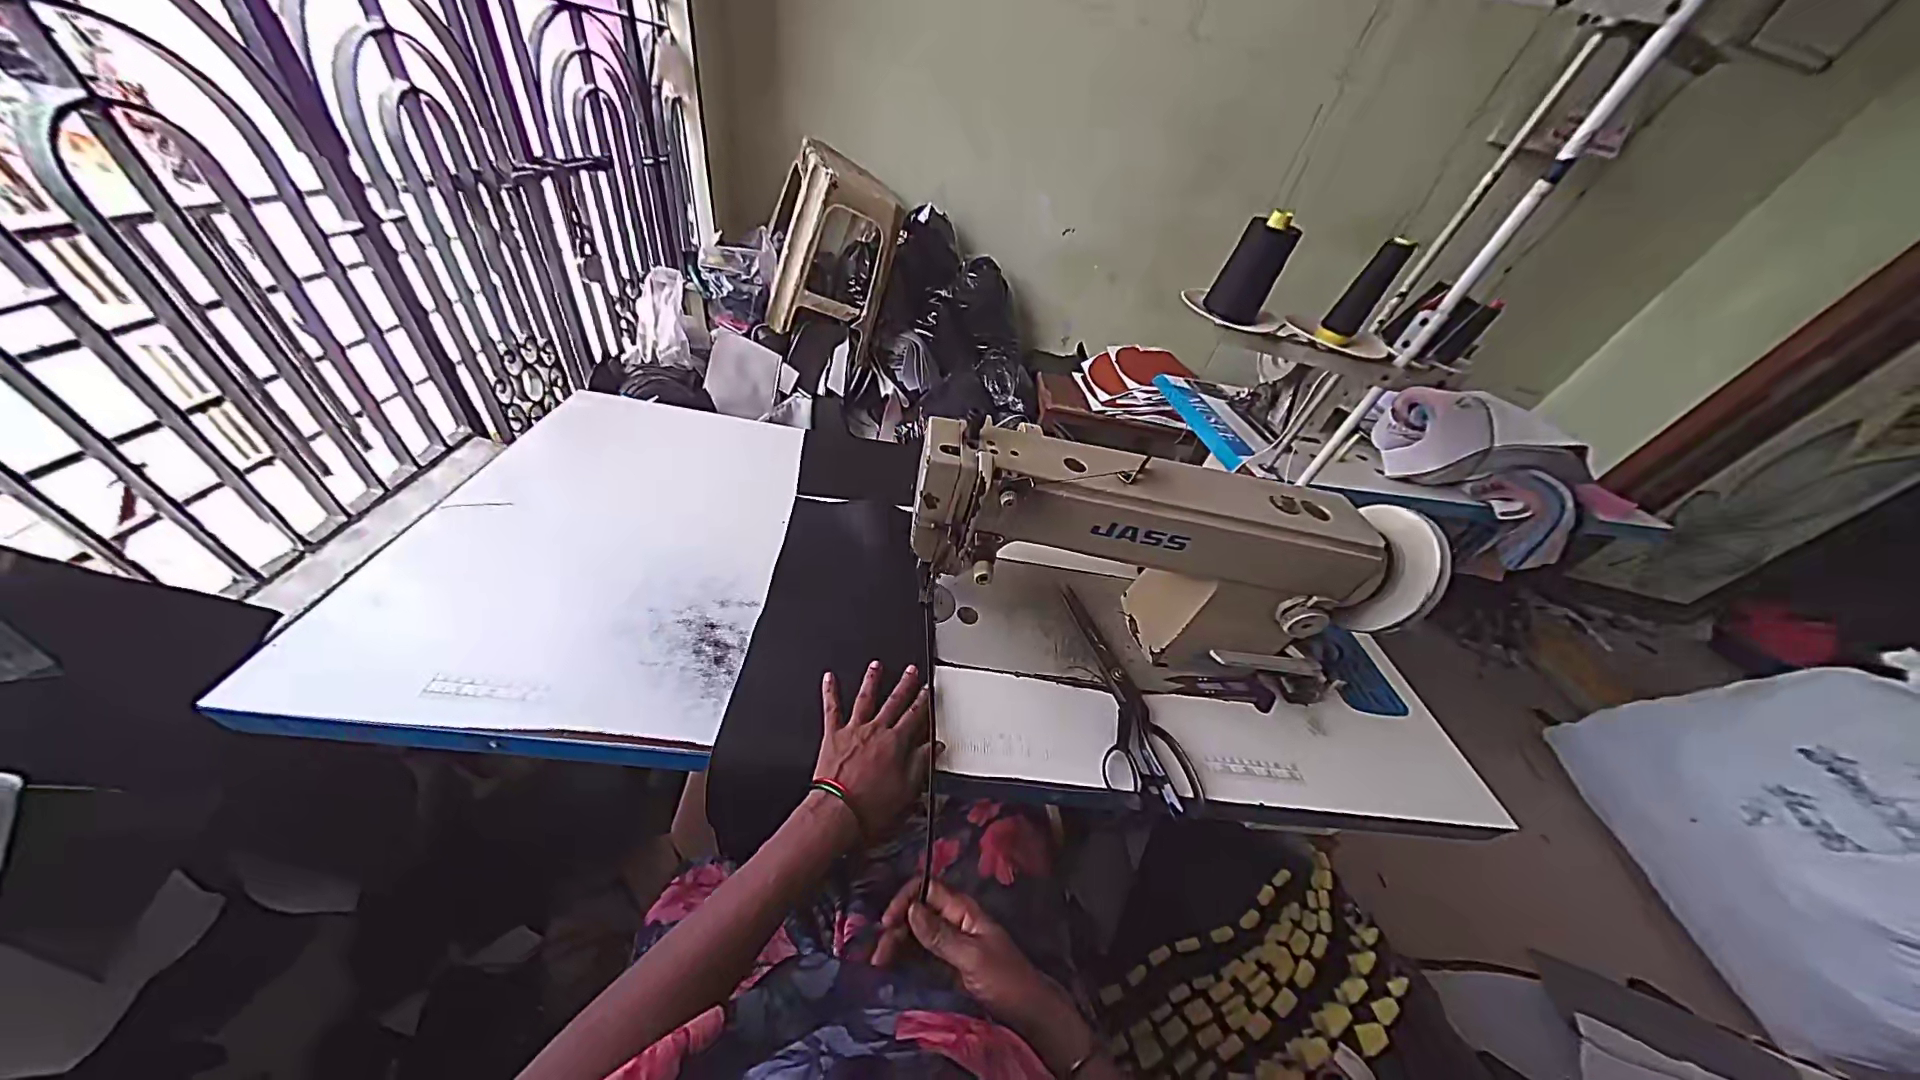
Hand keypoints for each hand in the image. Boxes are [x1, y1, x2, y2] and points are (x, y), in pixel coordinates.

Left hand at [814, 661, 931, 839]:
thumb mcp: (908, 788)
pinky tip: (828, 678)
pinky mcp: (833, 736)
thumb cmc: (871, 806)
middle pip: (894, 701)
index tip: (927, 691)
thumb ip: (922, 763)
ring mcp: (854, 730)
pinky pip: (832, 709)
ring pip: (865, 698)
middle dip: (905, 684)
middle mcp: (876, 731)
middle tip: (911, 670)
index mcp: (896, 743)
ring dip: (872, 680)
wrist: (839, 812)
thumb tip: (934, 747)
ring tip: (876, 666)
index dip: (923, 702)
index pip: (915, 716)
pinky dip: (829, 692)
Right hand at [873, 878, 1094, 1073]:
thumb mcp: (972, 955)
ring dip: (895, 944)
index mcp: (963, 909)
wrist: (1027, 1013)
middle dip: (895, 926)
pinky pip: (919, 955)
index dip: (906, 898)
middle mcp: (953, 921)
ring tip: (877, 963)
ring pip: (915, 935)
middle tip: (876, 953)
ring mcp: (949, 944)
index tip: (887, 921)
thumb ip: (941, 934)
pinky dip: (903, 959)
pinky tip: (889, 969)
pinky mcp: (946, 966)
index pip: (928, 889)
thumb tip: (911, 909)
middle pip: (917, 912)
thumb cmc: (1005, 979)